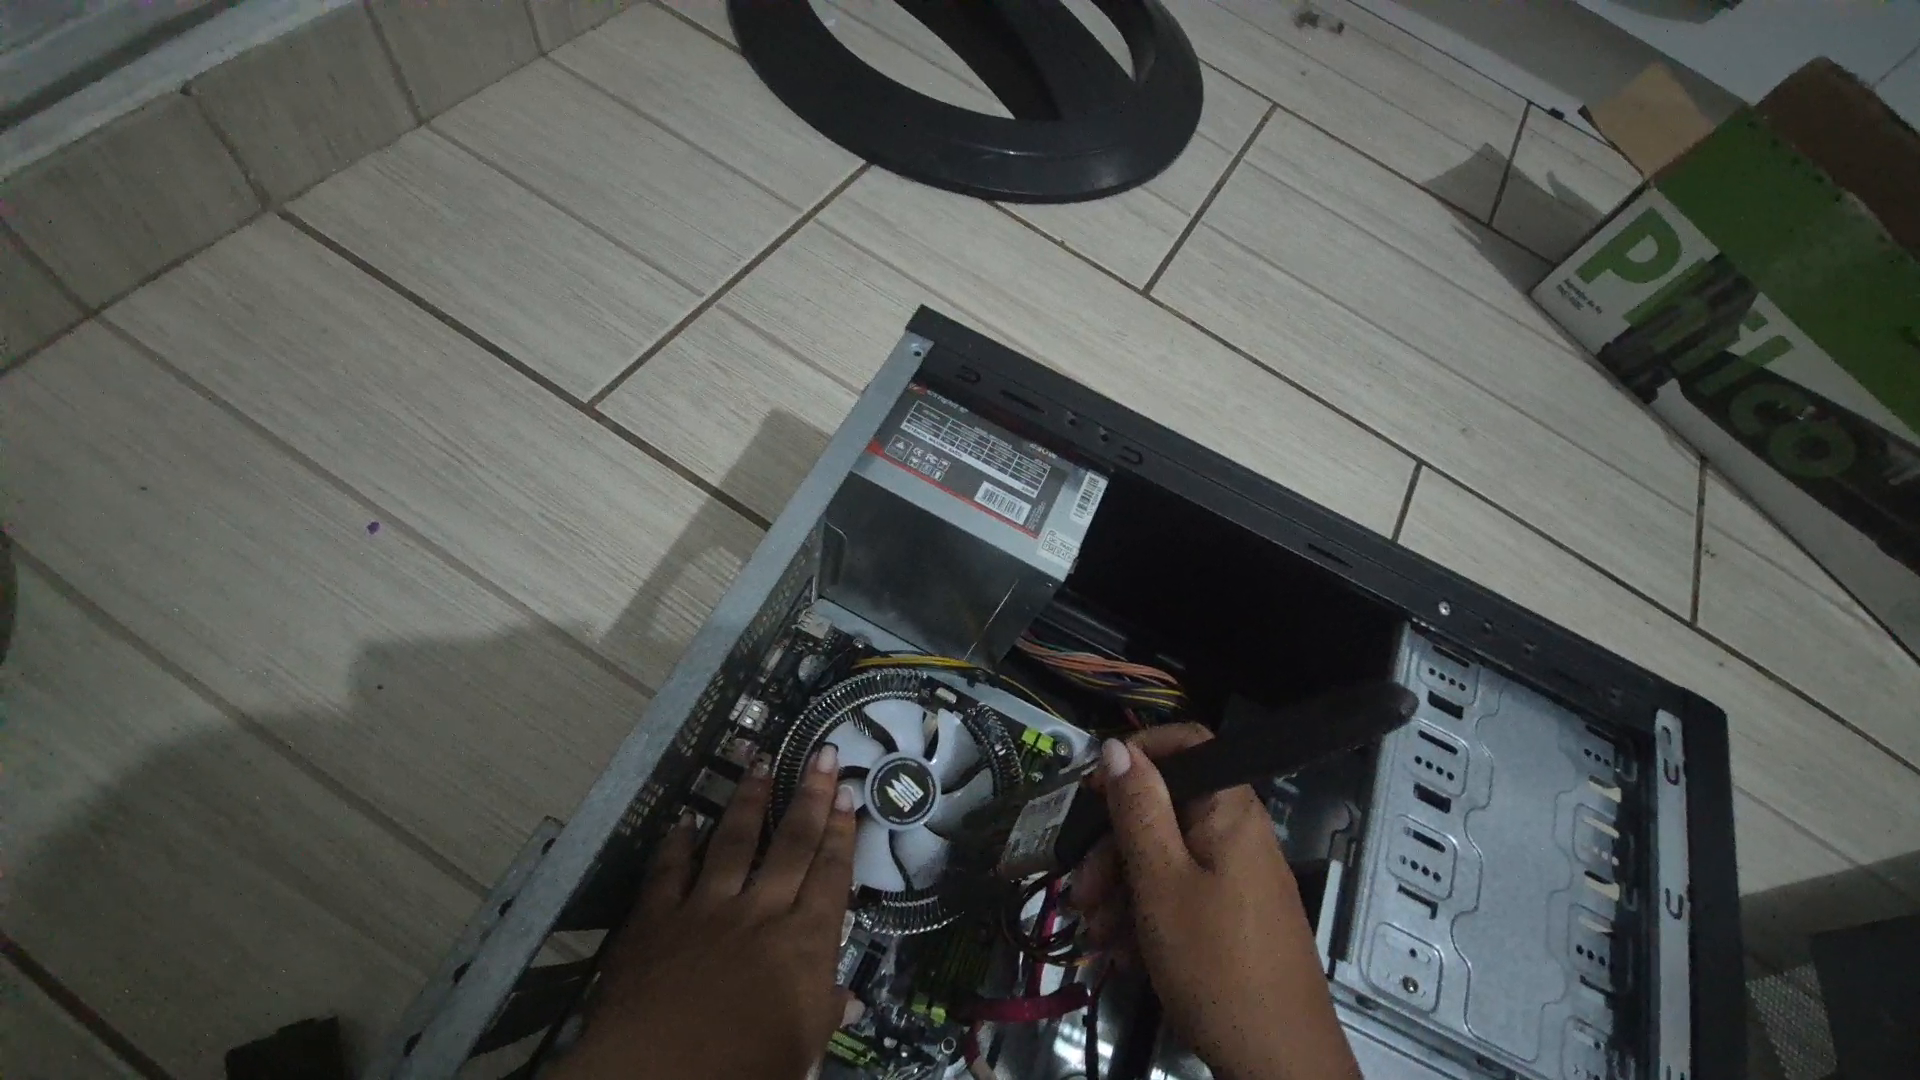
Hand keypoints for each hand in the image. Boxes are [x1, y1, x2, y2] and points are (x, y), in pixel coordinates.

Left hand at [550, 746, 858, 1079]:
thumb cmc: (742, 1072)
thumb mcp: (799, 1054)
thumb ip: (823, 1016)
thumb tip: (851, 999)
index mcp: (801, 945)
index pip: (830, 876)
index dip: (841, 832)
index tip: (847, 794)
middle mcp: (759, 913)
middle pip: (791, 845)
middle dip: (810, 796)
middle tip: (822, 754)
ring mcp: (705, 910)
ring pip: (733, 842)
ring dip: (748, 800)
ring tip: (759, 761)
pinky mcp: (656, 920)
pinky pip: (669, 871)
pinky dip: (677, 844)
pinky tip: (684, 820)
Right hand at [1069, 725, 1358, 1079]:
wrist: (1280, 1068)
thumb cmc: (1216, 966)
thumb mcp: (1160, 882)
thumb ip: (1137, 809)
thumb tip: (1117, 746)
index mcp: (1229, 810)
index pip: (1189, 743)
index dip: (1139, 754)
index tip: (1094, 791)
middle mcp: (1236, 833)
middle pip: (1164, 807)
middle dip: (1113, 844)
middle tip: (1081, 889)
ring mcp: (1235, 877)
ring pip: (1164, 855)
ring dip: (1120, 887)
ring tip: (1094, 934)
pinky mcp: (1231, 916)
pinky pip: (1179, 893)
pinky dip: (1145, 914)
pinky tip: (1119, 953)